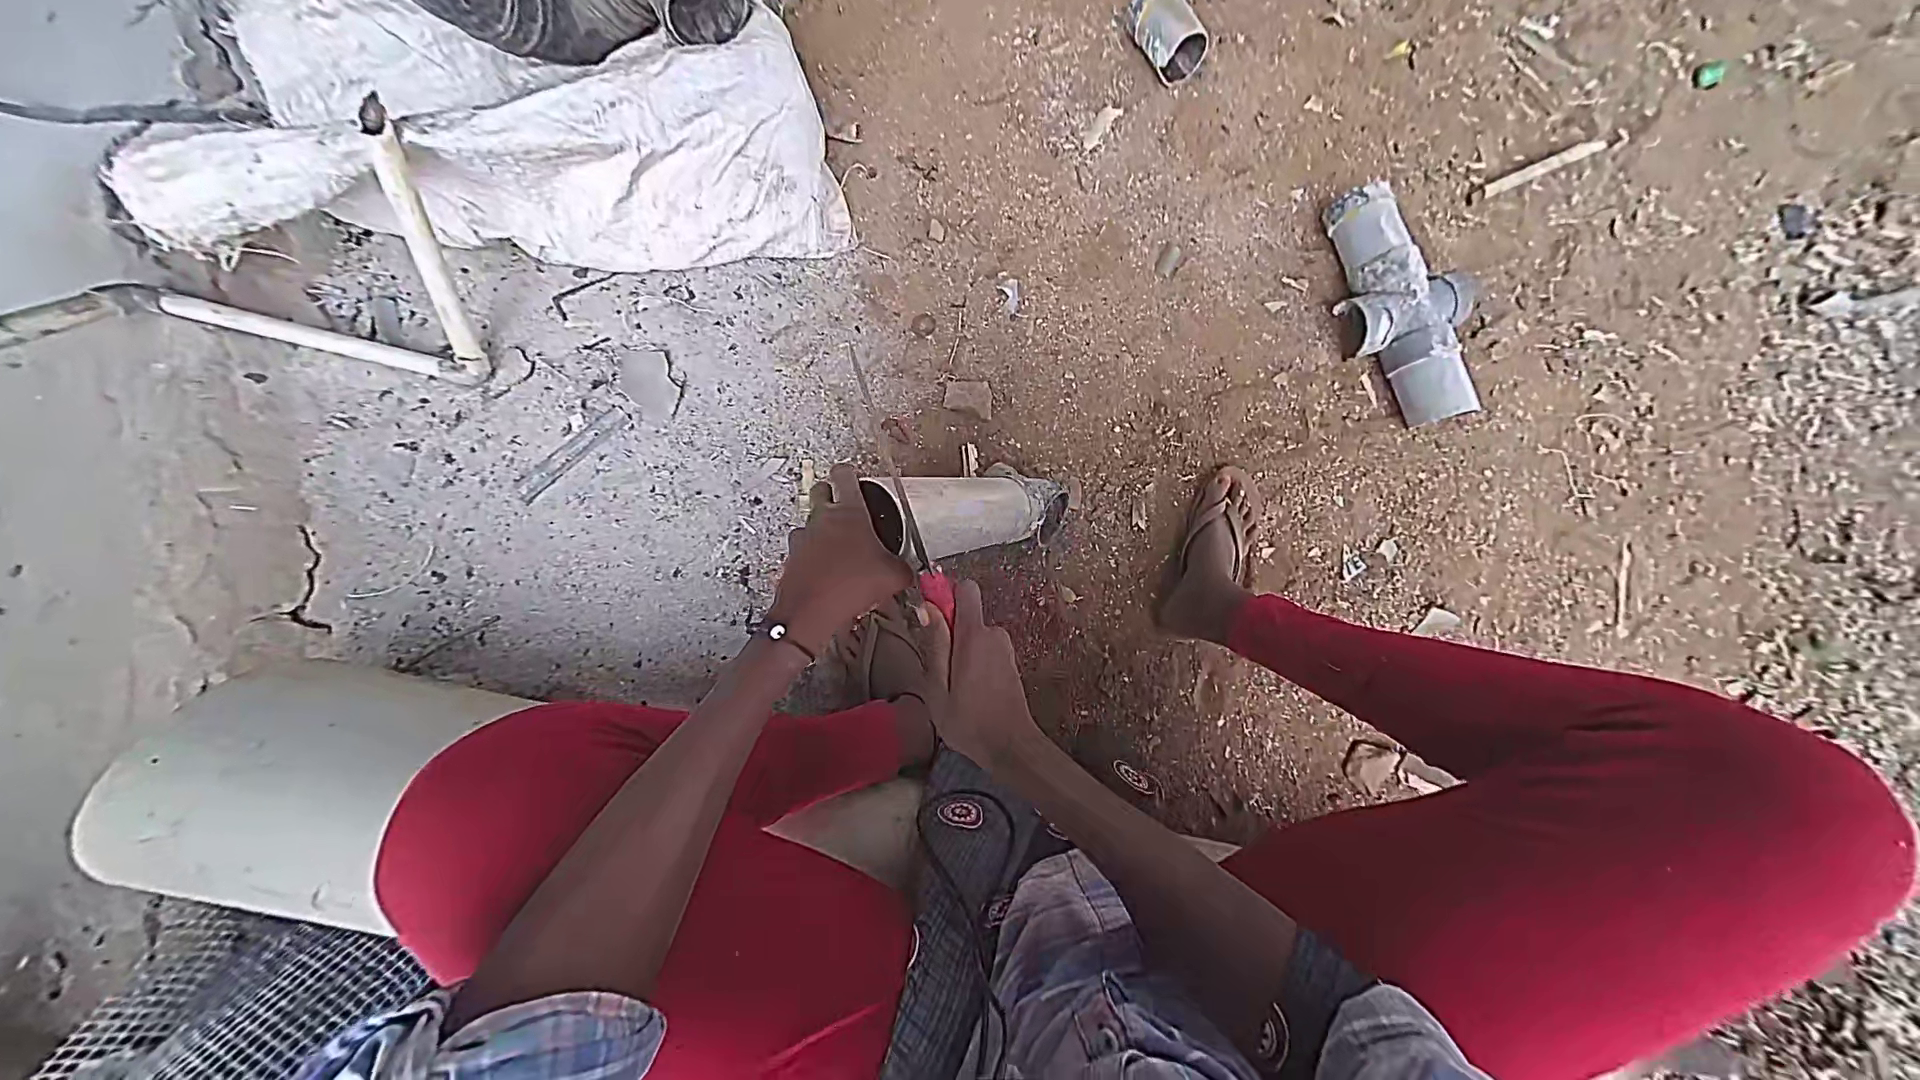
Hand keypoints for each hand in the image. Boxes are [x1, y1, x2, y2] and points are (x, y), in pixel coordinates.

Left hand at [766, 464, 912, 654]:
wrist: (811, 612)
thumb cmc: (848, 586)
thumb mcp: (894, 576)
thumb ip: (903, 568)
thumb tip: (906, 572)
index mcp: (848, 512)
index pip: (844, 475)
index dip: (850, 473)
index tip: (855, 476)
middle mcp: (822, 519)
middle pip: (821, 489)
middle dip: (831, 493)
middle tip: (845, 505)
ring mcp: (803, 536)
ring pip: (810, 519)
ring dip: (822, 525)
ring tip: (838, 542)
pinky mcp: (792, 556)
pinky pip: (803, 545)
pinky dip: (813, 551)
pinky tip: (827, 566)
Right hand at [912, 579, 1042, 768]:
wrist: (1011, 746)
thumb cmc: (969, 722)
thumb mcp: (937, 686)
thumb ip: (935, 643)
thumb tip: (928, 608)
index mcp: (974, 635)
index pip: (965, 589)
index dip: (945, 594)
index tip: (930, 613)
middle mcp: (994, 634)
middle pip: (965, 615)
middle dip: (948, 634)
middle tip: (939, 670)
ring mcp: (1004, 647)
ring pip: (972, 635)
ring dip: (959, 653)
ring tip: (954, 687)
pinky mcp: (1009, 661)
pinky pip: (983, 649)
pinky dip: (972, 662)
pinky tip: (969, 691)